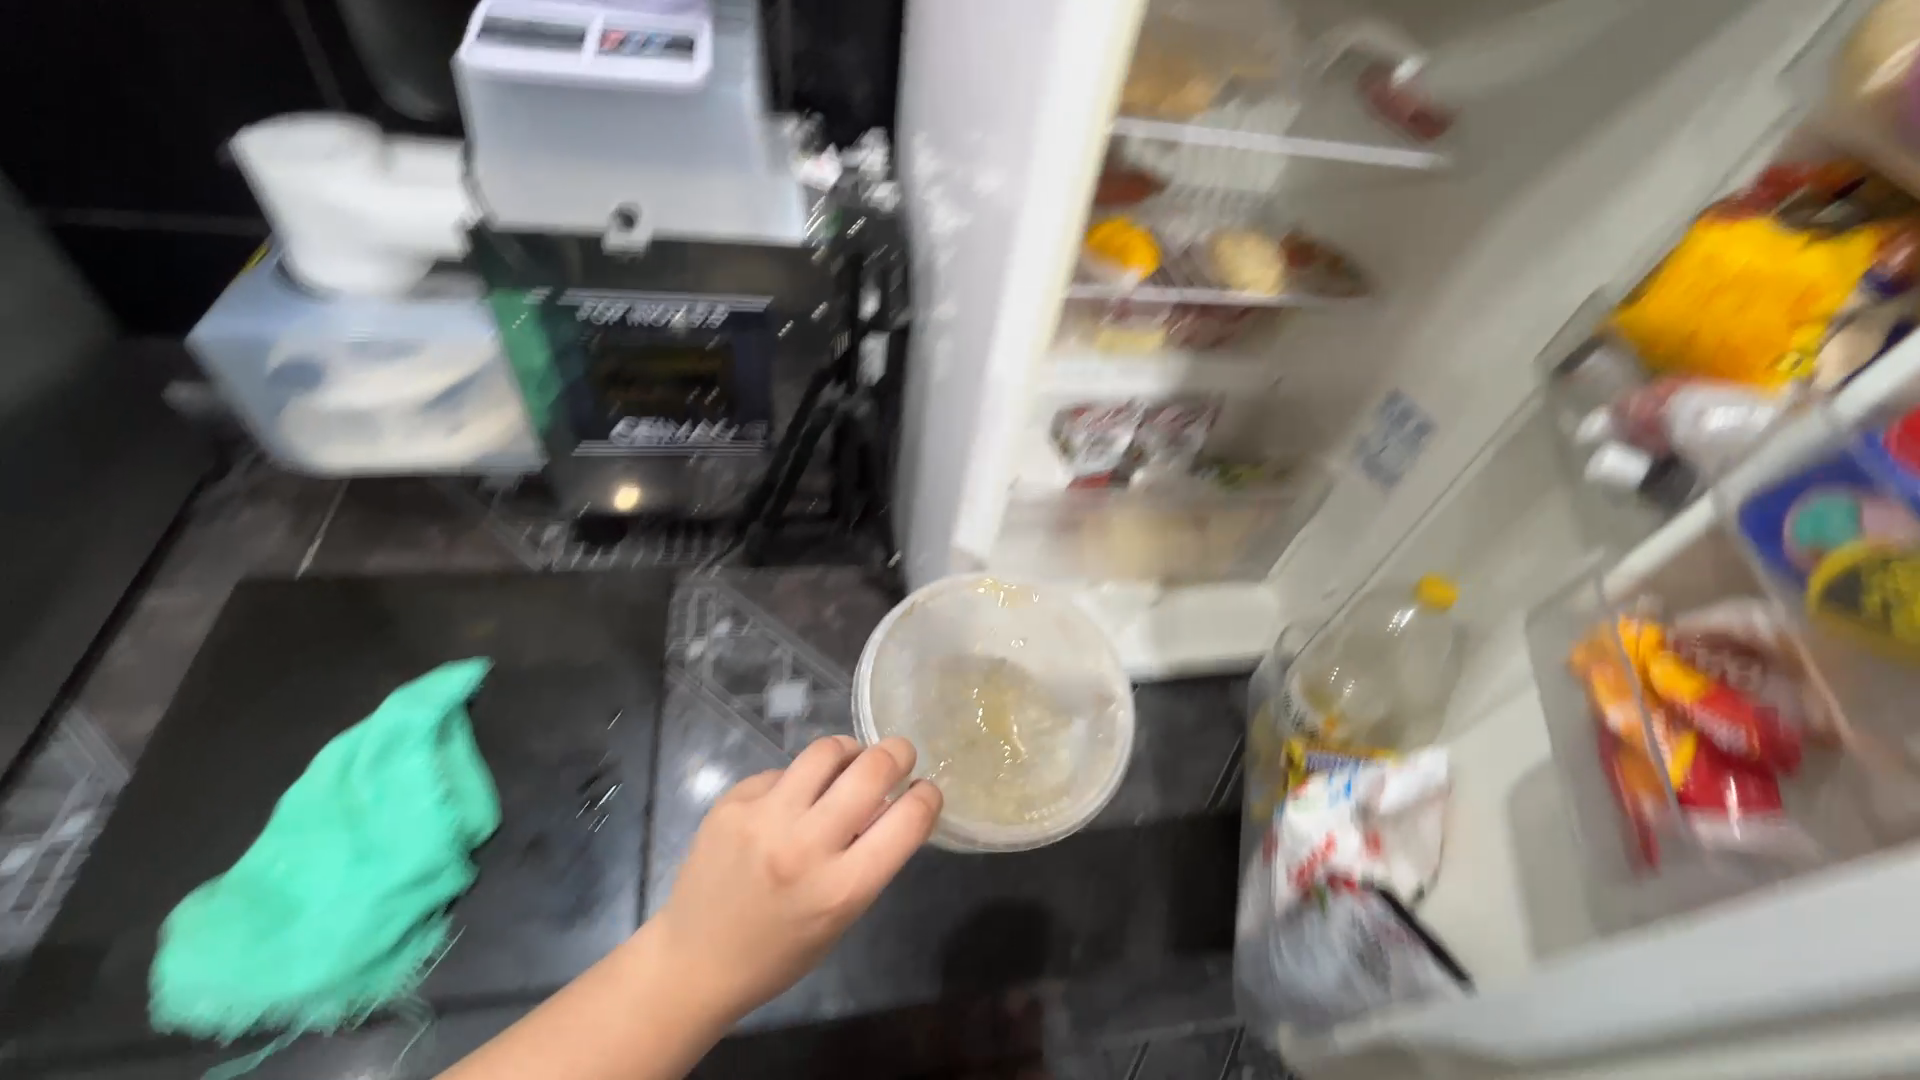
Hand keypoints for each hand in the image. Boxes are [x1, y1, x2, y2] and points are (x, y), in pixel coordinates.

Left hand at [651, 735, 942, 1016]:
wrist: (695, 962)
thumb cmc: (780, 951)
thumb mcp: (842, 917)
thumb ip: (870, 858)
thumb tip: (890, 802)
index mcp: (843, 888)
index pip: (908, 819)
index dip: (927, 796)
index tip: (926, 790)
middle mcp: (805, 846)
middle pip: (871, 770)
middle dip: (897, 754)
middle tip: (900, 755)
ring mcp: (764, 818)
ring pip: (826, 751)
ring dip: (849, 752)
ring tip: (849, 762)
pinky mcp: (732, 801)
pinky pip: (783, 771)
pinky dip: (798, 780)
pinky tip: (791, 801)